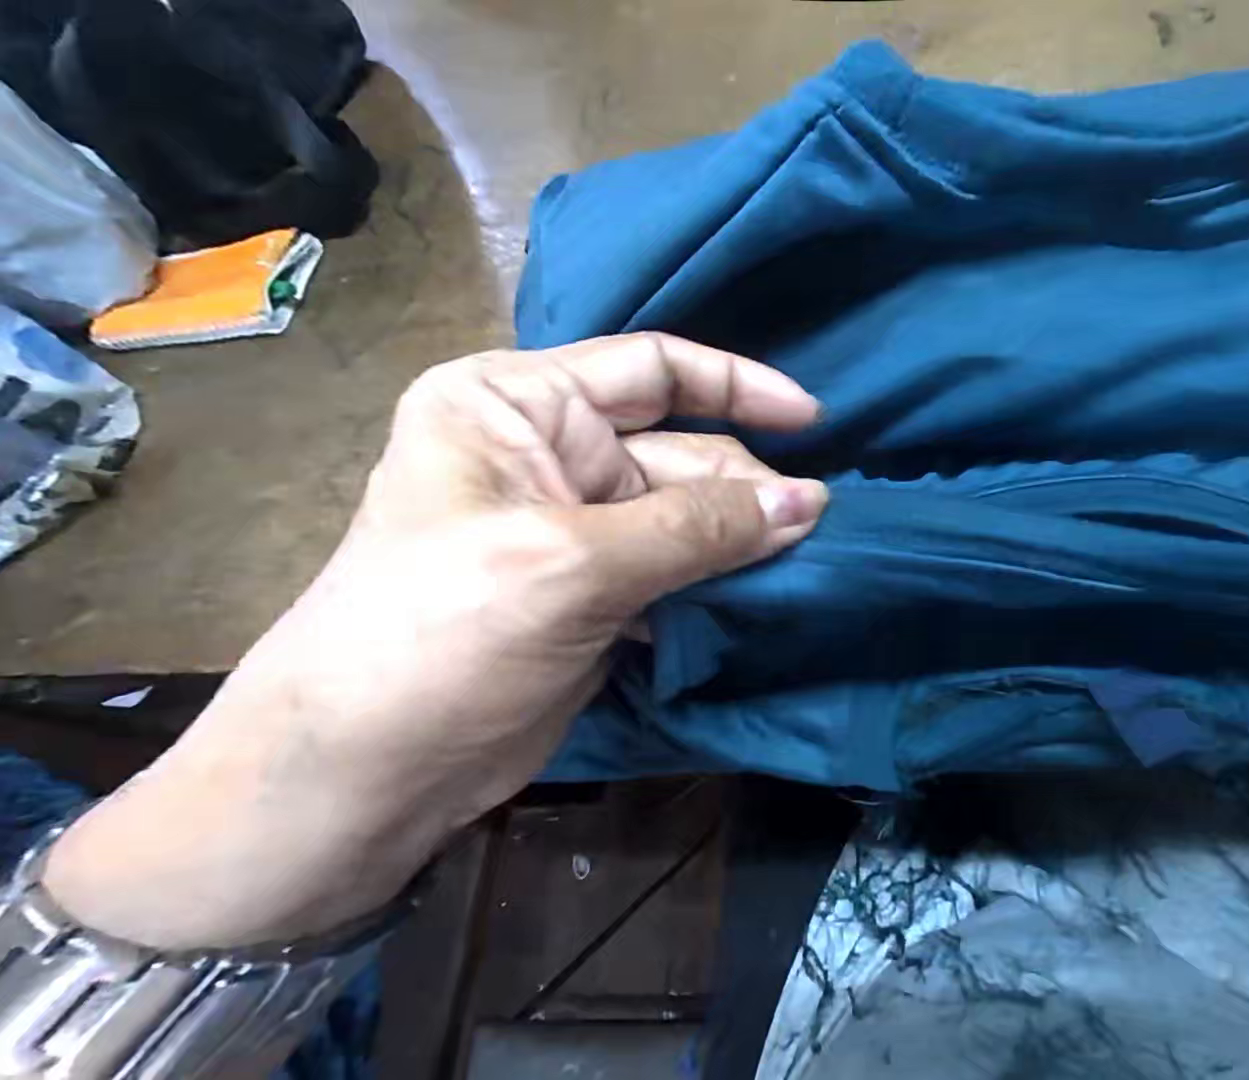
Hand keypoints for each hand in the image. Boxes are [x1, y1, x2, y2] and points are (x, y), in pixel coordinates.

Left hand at [44, 334, 827, 947]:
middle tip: (817, 527)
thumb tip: (811, 502)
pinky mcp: (606, 584)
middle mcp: (554, 453)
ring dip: (748, 537)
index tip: (813, 419)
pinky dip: (728, 576)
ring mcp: (583, 524)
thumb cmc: (440, 638)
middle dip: (751, 487)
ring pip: (696, 513)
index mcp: (519, 406)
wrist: (365, 779)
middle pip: (685, 450)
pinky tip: (768, 591)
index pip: (652, 369)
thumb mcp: (575, 564)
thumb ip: (702, 528)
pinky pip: (689, 562)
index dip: (738, 386)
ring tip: (808, 558)